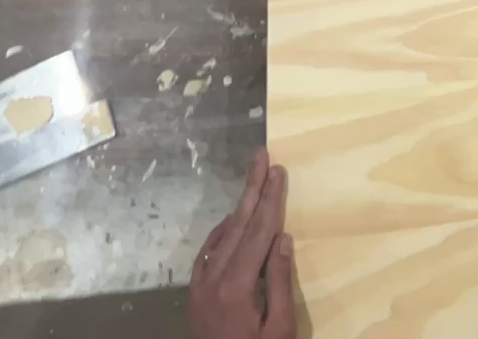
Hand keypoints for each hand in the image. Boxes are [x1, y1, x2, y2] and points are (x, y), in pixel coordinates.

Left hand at [190, 148, 294, 338]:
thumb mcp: (281, 330)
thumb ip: (280, 281)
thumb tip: (282, 237)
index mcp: (237, 287)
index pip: (259, 231)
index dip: (271, 199)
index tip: (279, 170)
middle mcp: (213, 281)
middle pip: (238, 223)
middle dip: (253, 188)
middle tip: (262, 155)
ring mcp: (200, 288)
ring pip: (223, 235)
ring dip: (241, 205)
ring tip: (255, 179)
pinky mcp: (195, 296)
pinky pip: (209, 253)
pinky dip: (223, 230)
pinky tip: (233, 219)